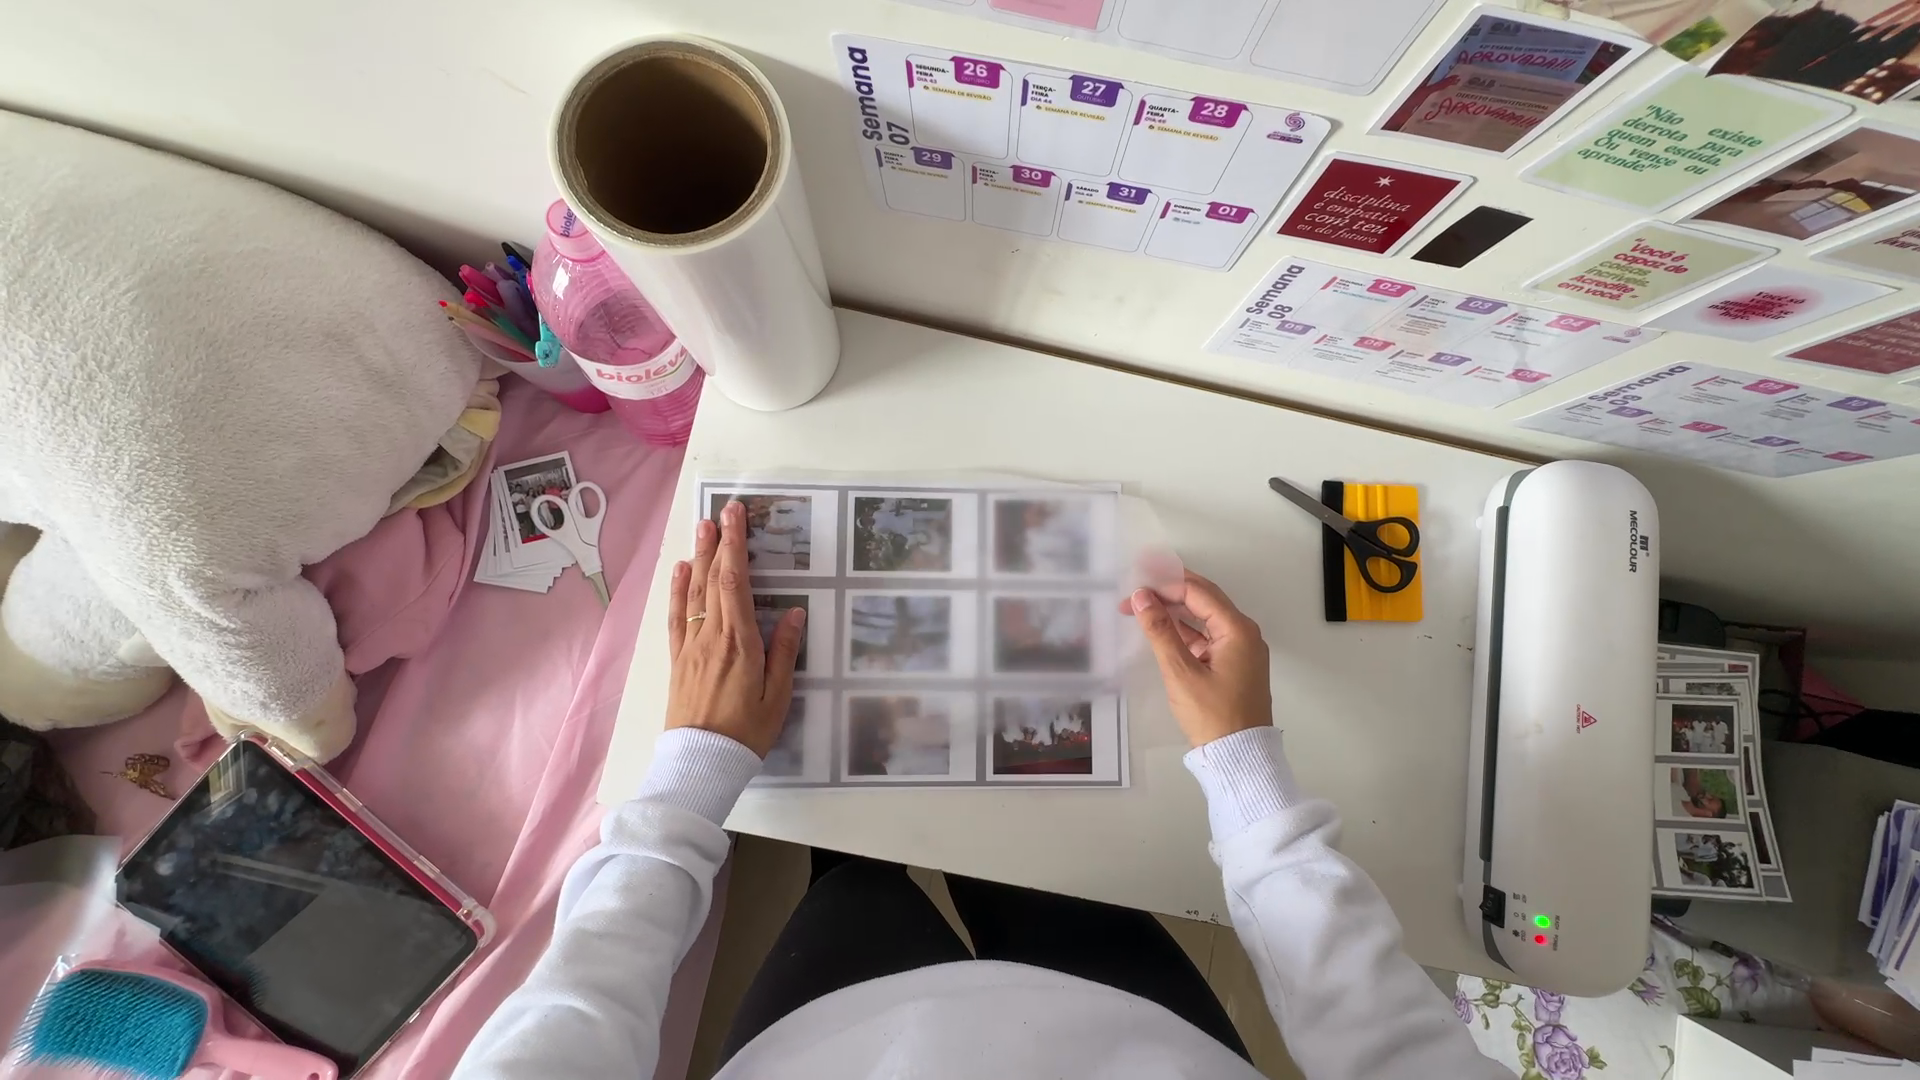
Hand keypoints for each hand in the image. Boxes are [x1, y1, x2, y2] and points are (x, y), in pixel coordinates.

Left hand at [665, 501, 804, 756]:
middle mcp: (712, 636)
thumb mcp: (778, 695)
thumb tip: (795, 612)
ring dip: (697, 558)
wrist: (700, 763)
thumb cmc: (747, 731)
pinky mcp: (679, 659)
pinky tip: (680, 571)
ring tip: (702, 528)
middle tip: (722, 511)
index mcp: (740, 642)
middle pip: (712, 580)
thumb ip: (785, 652)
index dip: (735, 547)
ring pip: (693, 592)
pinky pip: (676, 617)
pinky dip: (677, 590)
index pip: (735, 583)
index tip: (737, 518)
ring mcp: (691, 646)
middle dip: (718, 542)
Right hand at [1123, 570, 1271, 748]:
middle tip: (1136, 590)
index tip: (1135, 584)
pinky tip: (1161, 630)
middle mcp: (1243, 633)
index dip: (1165, 584)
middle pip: (1203, 599)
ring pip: (1204, 617)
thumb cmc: (1211, 715)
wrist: (1239, 758)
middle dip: (1168, 592)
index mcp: (1237, 630)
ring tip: (1142, 607)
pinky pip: (1207, 636)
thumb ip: (1160, 631)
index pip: (1197, 592)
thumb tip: (1141, 597)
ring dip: (1174, 610)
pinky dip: (1184, 630)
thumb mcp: (1181, 672)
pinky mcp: (1233, 664)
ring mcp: (1240, 649)